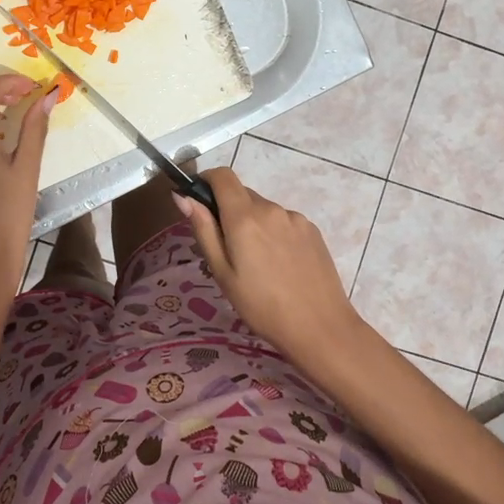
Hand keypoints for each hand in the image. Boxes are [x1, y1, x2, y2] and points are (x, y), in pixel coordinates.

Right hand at [176, 168, 363, 363]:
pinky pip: (283, 221)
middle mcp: (270, 208)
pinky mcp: (312, 230)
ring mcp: (295, 218)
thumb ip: (203, 230)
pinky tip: (280, 265)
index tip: (199, 202)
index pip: (222, 176)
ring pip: (263, 210)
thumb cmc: (261, 306)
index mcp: (244, 217)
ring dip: (253, 224)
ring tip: (258, 264)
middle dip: (229, 211)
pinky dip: (274, 233)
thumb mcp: (222, 272)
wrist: (320, 327)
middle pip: (242, 194)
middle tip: (228, 250)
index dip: (206, 181)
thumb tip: (183, 196)